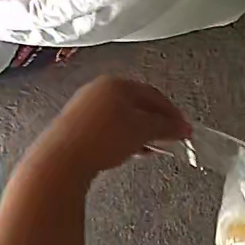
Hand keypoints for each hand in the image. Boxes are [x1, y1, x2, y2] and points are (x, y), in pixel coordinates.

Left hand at [32, 77, 189, 178]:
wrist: (61, 160)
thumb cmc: (101, 139)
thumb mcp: (143, 131)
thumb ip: (166, 127)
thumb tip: (182, 128)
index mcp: (116, 84)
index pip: (154, 95)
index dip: (172, 112)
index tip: (183, 127)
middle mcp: (99, 90)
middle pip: (137, 104)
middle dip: (156, 122)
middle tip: (169, 137)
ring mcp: (85, 106)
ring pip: (123, 116)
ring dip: (140, 131)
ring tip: (151, 147)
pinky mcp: (76, 125)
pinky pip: (108, 127)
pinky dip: (123, 136)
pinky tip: (129, 150)